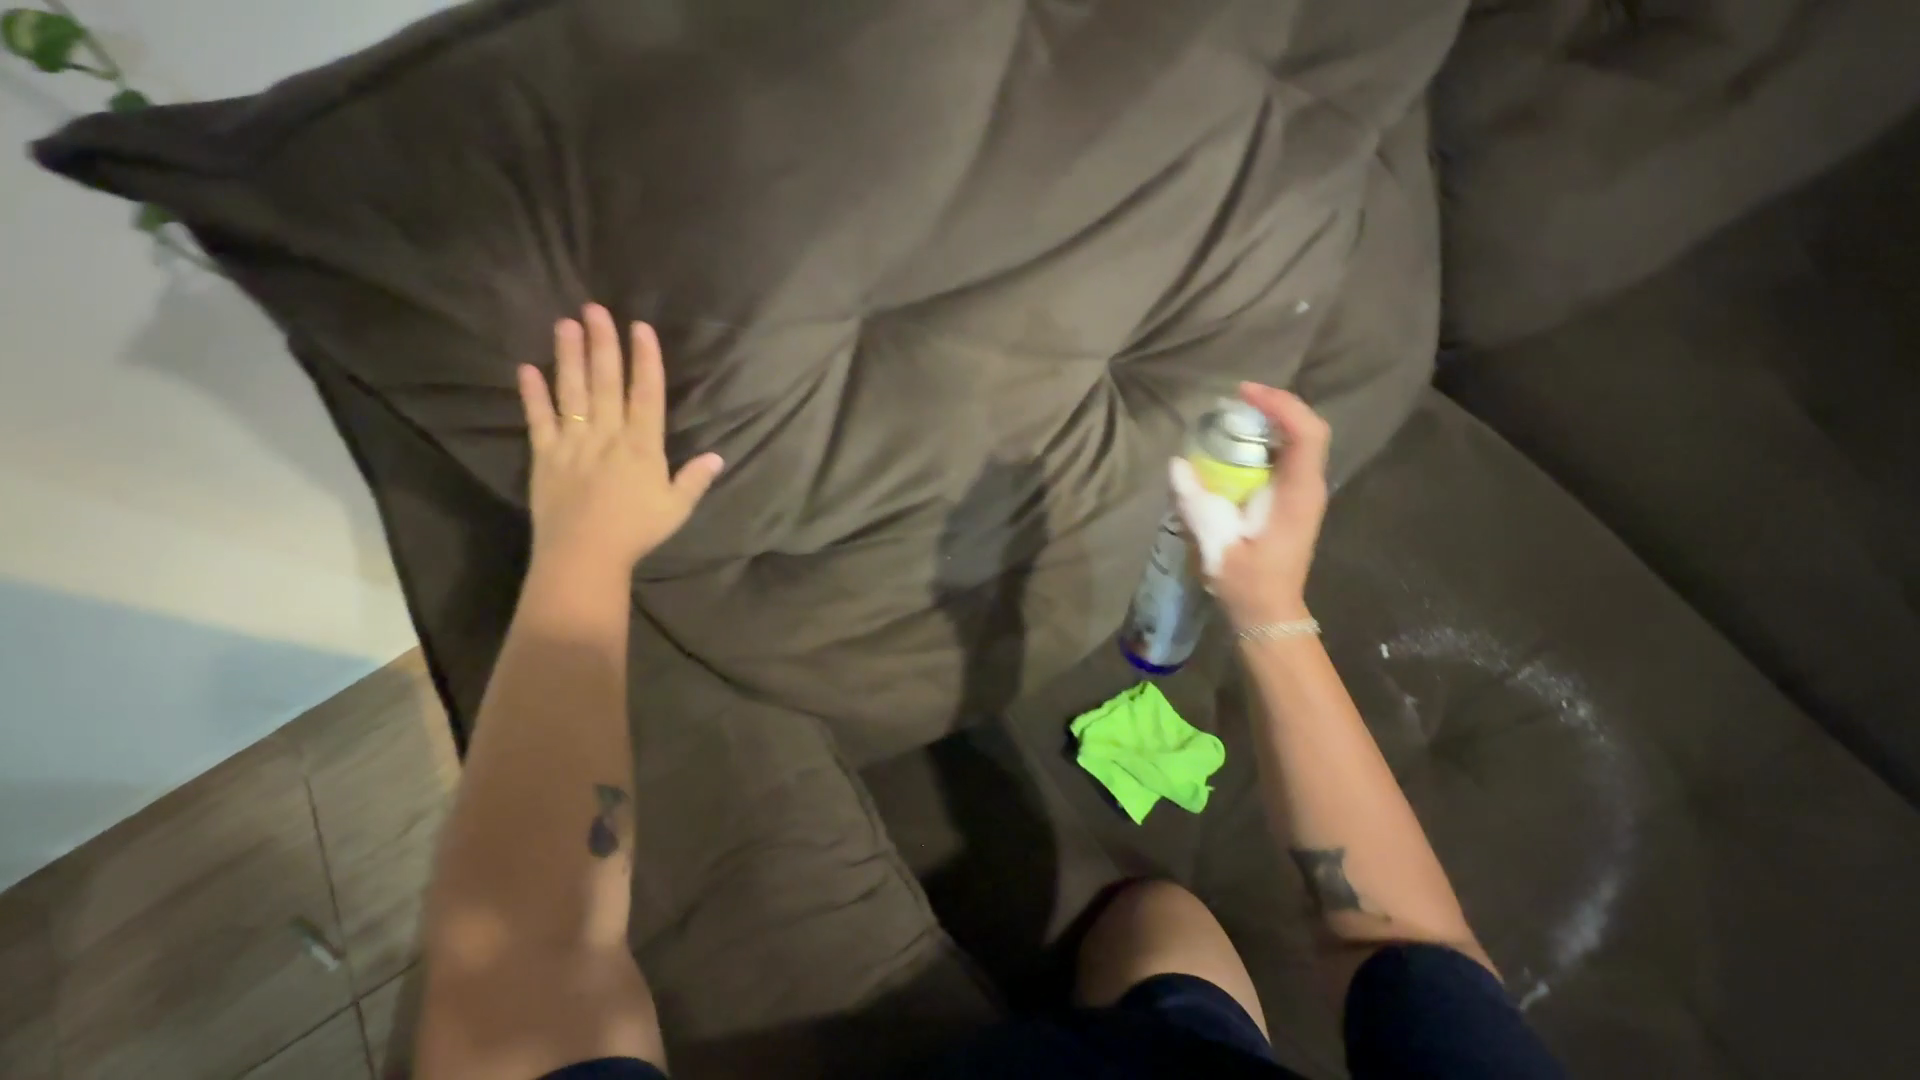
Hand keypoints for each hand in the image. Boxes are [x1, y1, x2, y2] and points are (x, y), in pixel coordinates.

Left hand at [516, 304, 722, 573]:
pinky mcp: (544, 455)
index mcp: (642, 445)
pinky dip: (532, 394)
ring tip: (565, 324)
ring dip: (569, 357)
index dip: (645, 360)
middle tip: (595, 309)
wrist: (584, 555)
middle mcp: (607, 435)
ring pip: (572, 392)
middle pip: (606, 382)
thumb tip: (717, 456)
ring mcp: (573, 442)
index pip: (646, 394)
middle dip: (602, 344)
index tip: (640, 328)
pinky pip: (538, 419)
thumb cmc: (636, 531)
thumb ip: (694, 479)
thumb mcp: (676, 508)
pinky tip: (528, 369)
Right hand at [1170, 382, 1330, 627]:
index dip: (1281, 404)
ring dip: (1267, 425)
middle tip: (1233, 402)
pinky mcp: (1291, 502)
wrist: (1267, 614)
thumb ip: (1197, 503)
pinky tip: (1233, 451)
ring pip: (1296, 442)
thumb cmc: (1248, 583)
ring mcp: (1303, 494)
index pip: (1307, 433)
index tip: (1244, 394)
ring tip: (1230, 419)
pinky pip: (1284, 459)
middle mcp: (1308, 487)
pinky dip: (1262, 445)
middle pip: (1303, 430)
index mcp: (1298, 493)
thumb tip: (1177, 465)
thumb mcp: (1216, 544)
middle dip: (1272, 408)